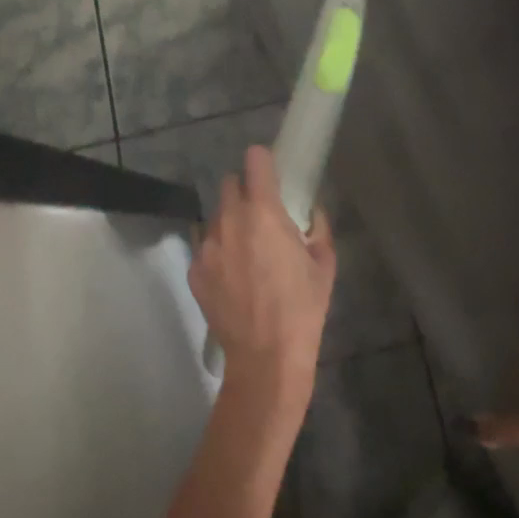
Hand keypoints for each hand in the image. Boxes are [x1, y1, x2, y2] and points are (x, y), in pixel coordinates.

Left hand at [189, 146, 338, 392]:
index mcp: (264, 213)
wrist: (266, 357)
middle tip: (260, 214)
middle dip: (245, 191)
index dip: (263, 161)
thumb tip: (311, 211)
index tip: (270, 171)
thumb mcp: (324, 264)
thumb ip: (318, 228)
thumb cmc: (302, 308)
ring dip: (230, 222)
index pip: (254, 160)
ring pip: (216, 216)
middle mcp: (230, 220)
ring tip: (246, 250)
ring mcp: (207, 245)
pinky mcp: (194, 270)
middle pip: (229, 183)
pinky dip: (218, 251)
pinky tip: (233, 276)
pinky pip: (205, 246)